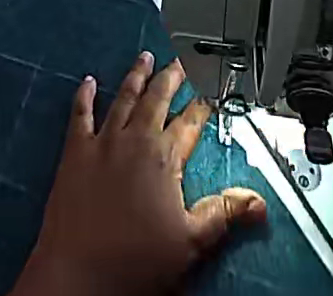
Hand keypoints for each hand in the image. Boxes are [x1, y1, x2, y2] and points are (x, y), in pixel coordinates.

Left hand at [11, 51, 266, 295]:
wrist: (80, 274)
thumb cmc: (137, 261)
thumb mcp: (190, 242)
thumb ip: (222, 214)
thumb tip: (257, 202)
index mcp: (164, 157)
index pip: (189, 123)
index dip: (201, 106)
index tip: (209, 92)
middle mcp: (134, 139)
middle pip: (156, 99)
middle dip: (170, 78)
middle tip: (179, 63)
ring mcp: (102, 141)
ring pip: (123, 98)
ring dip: (135, 76)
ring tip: (144, 57)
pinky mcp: (75, 151)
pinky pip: (80, 114)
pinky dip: (85, 95)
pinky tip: (89, 81)